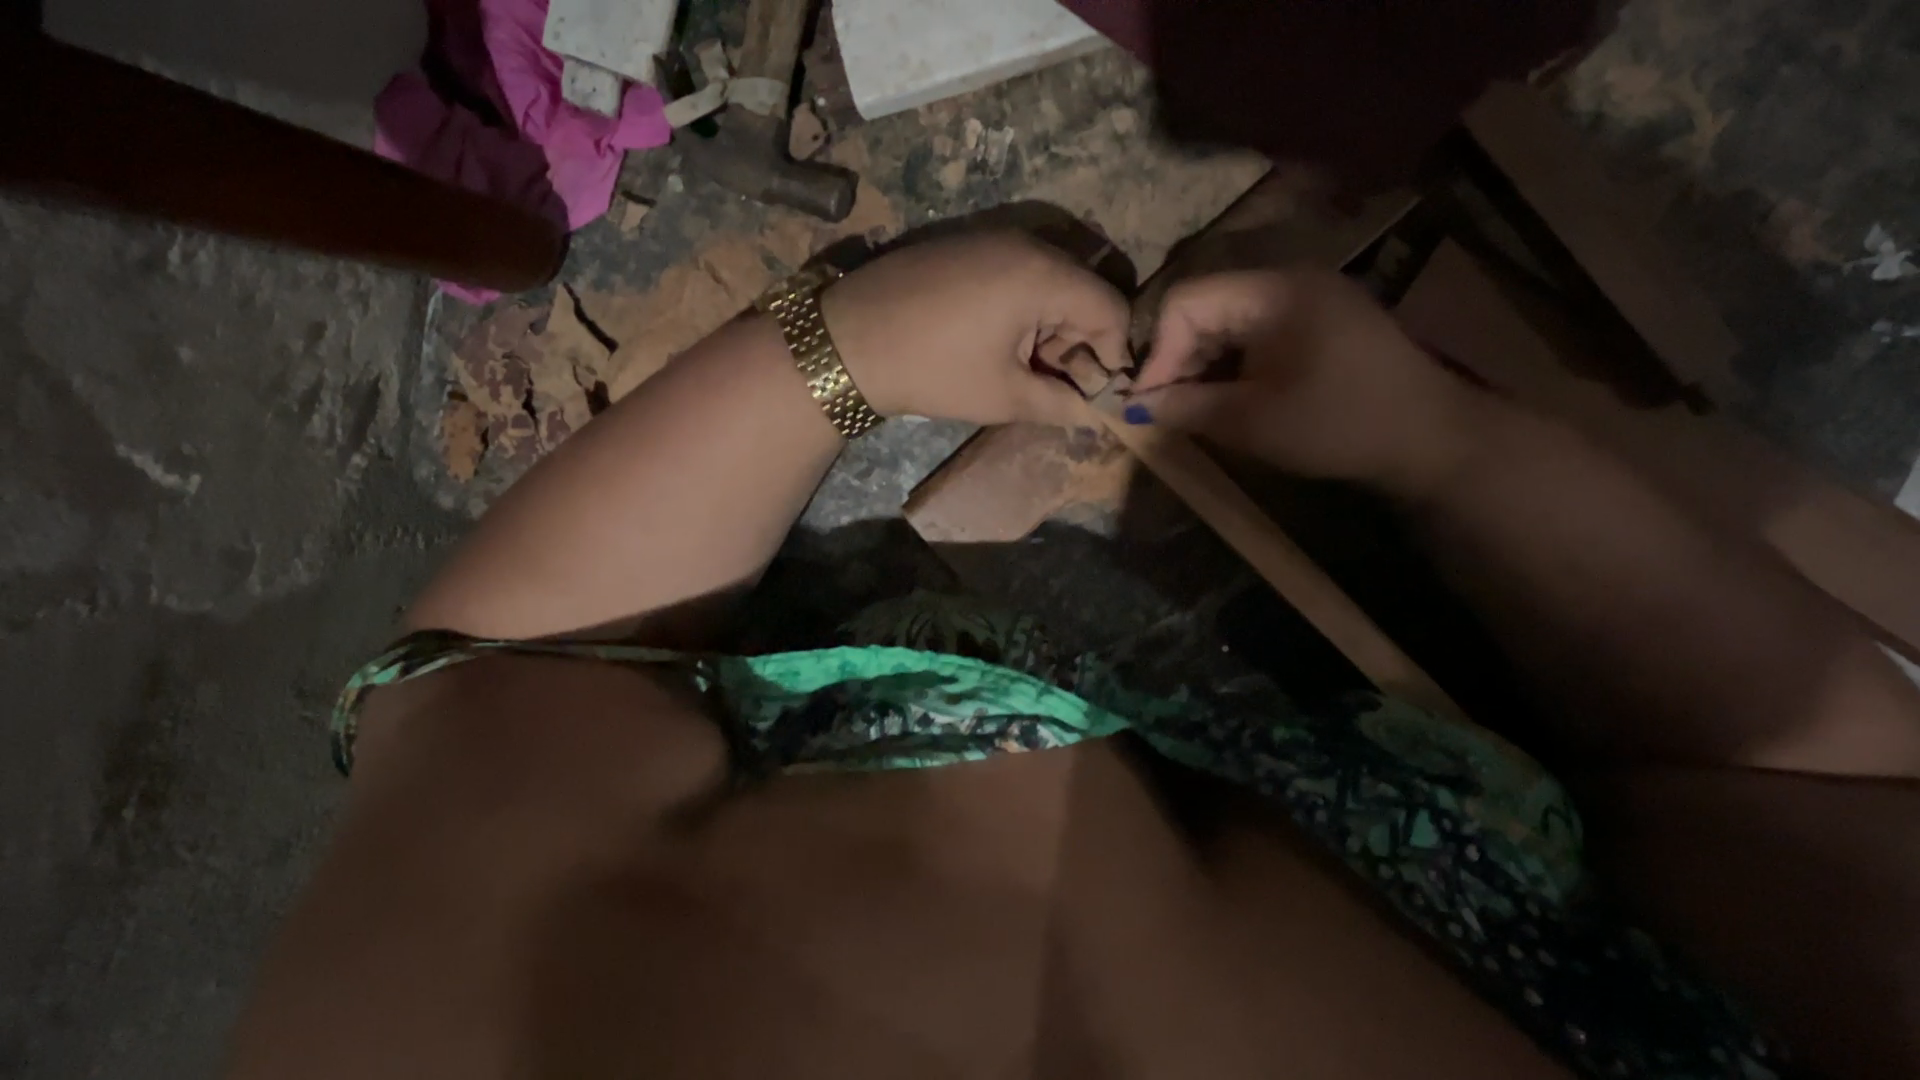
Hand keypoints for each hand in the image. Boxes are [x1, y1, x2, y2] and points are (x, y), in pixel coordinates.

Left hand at [818, 231, 1130, 425]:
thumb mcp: (1003, 396)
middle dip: (1080, 343)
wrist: (846, 341)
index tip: (1094, 392)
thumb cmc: (932, 370)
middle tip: (1056, 386)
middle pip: (1083, 291)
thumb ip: (1061, 403)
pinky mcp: (967, 244)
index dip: (1114, 355)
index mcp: (1042, 274)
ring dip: (1051, 329)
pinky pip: (1018, 274)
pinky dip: (1023, 310)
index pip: (1110, 307)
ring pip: (1051, 283)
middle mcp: (1026, 243)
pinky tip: (997, 344)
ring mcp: (993, 239)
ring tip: (1022, 370)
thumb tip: (1094, 414)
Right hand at [1126, 269, 1492, 495]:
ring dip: (1203, 362)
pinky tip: (1229, 397)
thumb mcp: (1252, 422)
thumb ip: (1187, 407)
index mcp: (1274, 291)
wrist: (1431, 439)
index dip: (1158, 351)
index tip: (1148, 400)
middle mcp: (1290, 280)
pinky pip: (1256, 331)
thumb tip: (1135, 406)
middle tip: (1167, 408)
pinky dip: (1233, 362)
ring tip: (1194, 407)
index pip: (1186, 300)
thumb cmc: (1339, 425)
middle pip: (1206, 306)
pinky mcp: (1320, 322)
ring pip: (1228, 320)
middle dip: (1177, 357)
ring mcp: (1309, 299)